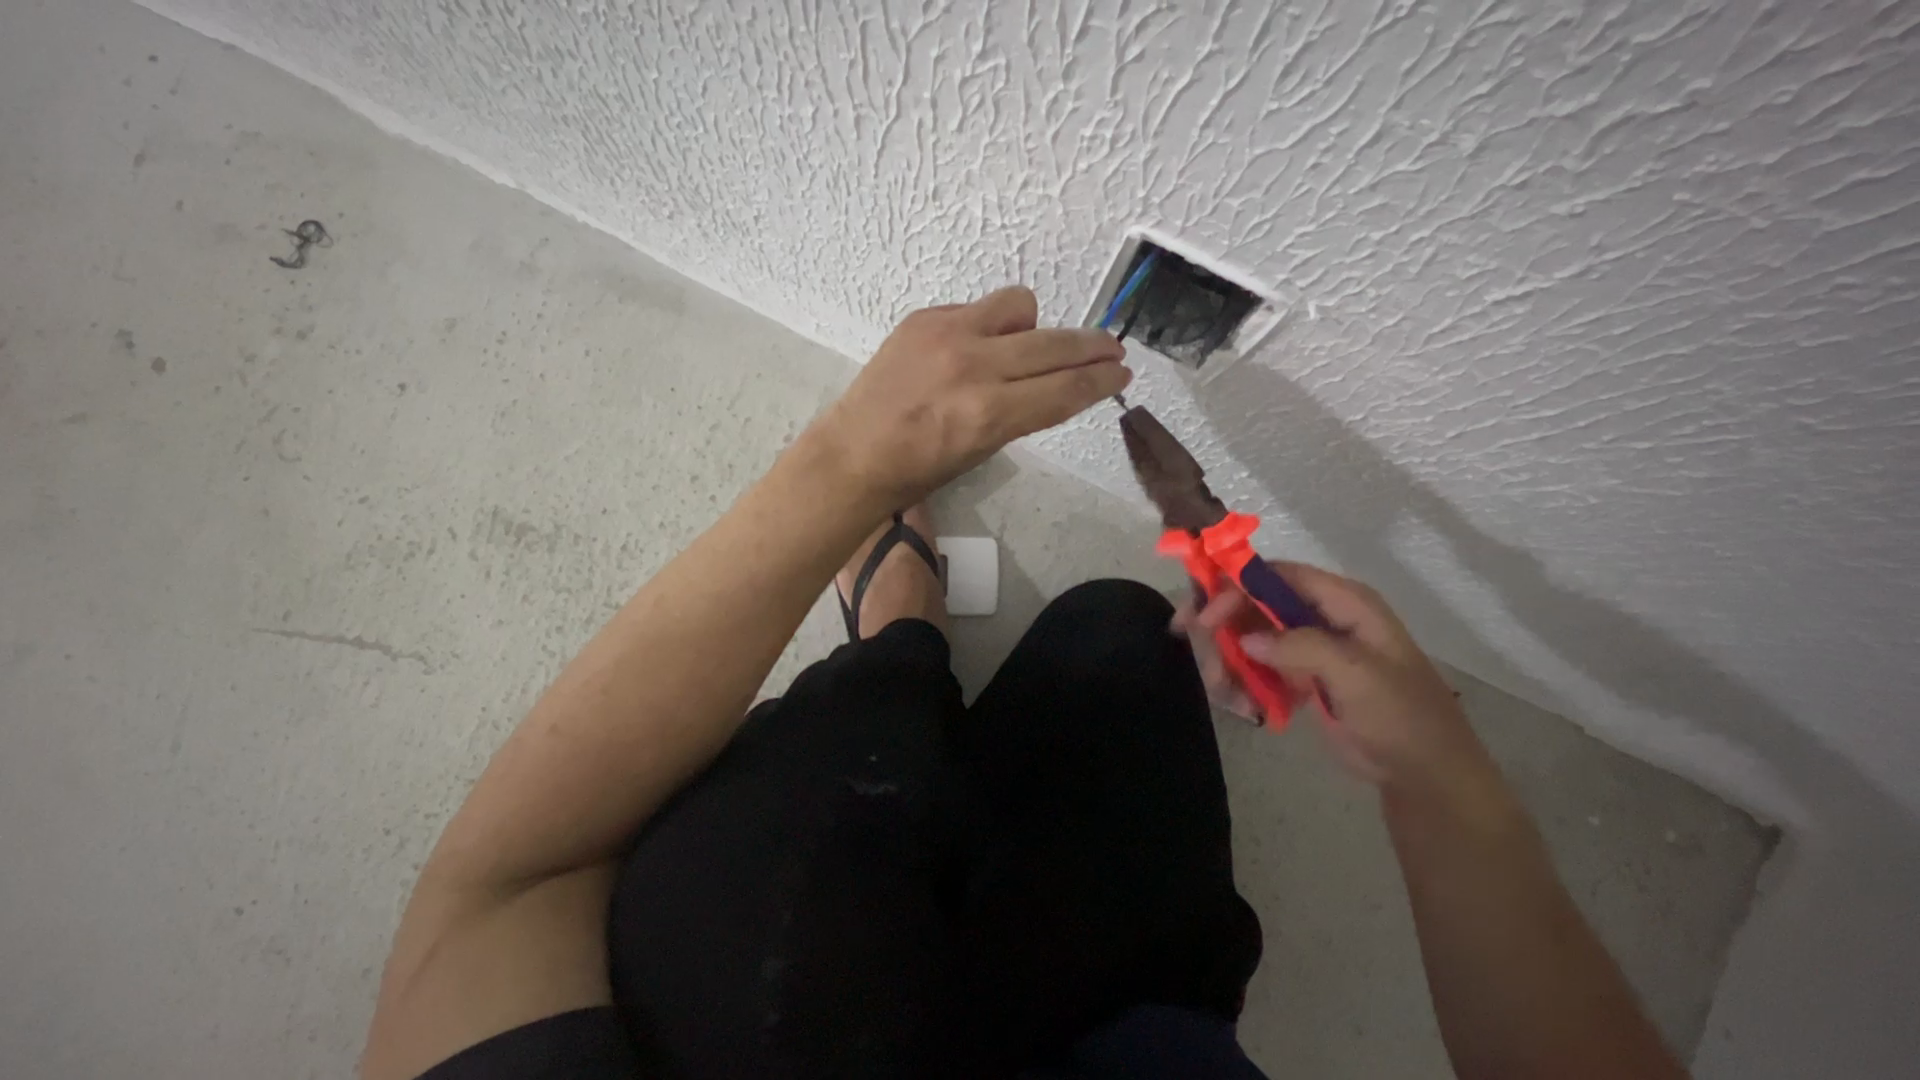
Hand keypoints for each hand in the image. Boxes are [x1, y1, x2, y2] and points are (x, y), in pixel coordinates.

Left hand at [809, 287, 1130, 507]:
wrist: (854, 454)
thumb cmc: (920, 470)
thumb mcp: (984, 450)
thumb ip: (1025, 411)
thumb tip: (1059, 381)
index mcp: (990, 414)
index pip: (1067, 388)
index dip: (1102, 380)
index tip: (1122, 373)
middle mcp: (974, 367)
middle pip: (1055, 345)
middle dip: (1093, 348)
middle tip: (1111, 350)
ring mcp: (947, 336)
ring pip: (1020, 306)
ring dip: (1034, 327)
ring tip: (1024, 348)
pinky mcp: (924, 318)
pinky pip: (978, 308)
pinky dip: (988, 326)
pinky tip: (976, 348)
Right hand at [1175, 562, 1498, 798]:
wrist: (1423, 772)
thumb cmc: (1399, 715)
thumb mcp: (1356, 674)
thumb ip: (1301, 647)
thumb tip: (1247, 640)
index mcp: (1344, 602)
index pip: (1279, 576)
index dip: (1237, 586)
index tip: (1206, 613)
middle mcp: (1323, 617)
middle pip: (1258, 604)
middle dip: (1222, 621)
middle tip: (1188, 639)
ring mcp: (1311, 649)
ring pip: (1252, 637)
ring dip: (1228, 658)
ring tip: (1220, 689)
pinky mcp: (1303, 679)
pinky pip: (1260, 669)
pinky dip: (1242, 682)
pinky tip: (1239, 704)